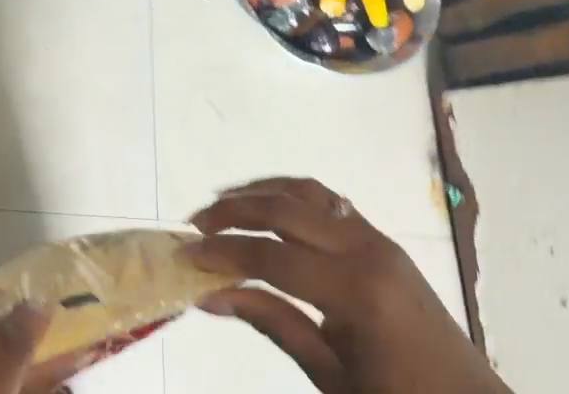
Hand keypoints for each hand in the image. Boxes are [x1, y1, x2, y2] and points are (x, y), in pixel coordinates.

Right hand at [185, 178, 510, 393]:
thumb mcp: (331, 377)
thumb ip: (272, 324)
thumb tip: (210, 296)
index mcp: (356, 293)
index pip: (272, 258)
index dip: (223, 254)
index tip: (186, 255)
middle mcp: (367, 251)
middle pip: (286, 211)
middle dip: (234, 212)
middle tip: (196, 225)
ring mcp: (378, 240)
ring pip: (307, 192)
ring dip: (261, 192)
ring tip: (223, 204)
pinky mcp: (383, 240)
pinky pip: (330, 202)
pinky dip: (292, 195)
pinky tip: (268, 207)